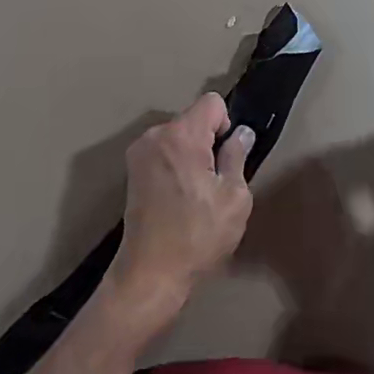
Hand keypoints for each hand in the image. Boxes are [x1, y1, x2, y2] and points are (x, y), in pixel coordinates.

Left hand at [108, 93, 254, 322]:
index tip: (226, 156)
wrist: (151, 271)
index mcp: (181, 135)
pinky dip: (174, 163)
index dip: (227, 124)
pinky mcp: (132, 169)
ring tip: (195, 193)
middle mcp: (155, 134)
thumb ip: (237, 157)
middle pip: (192, 118)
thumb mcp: (234, 198)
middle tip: (213, 181)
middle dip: (208, 141)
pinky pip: (163, 150)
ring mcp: (139, 151)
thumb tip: (241, 133)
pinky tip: (178, 196)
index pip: (212, 102)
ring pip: (177, 135)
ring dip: (191, 153)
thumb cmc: (198, 235)